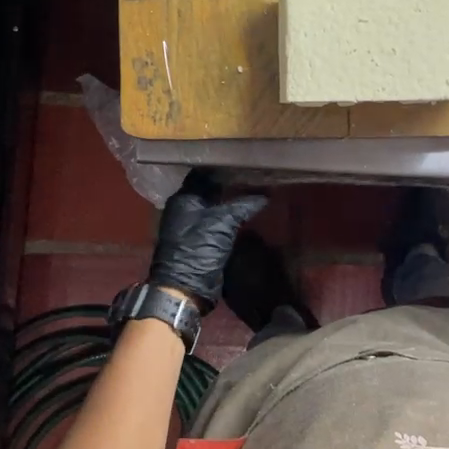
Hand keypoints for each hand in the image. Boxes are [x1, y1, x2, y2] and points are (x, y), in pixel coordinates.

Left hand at [146, 169, 267, 308]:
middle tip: (253, 173)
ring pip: (214, 205)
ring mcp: (193, 224)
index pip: (202, 174)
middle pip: (209, 189)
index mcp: (183, 199)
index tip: (242, 161)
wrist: (186, 287)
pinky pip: (218, 220)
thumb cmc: (198, 249)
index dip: (221, 167)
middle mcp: (185, 208)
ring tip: (254, 188)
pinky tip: (247, 211)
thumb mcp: (223, 223)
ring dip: (230, 199)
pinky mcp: (202, 239)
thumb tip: (265, 195)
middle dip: (229, 182)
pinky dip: (230, 214)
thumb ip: (243, 205)